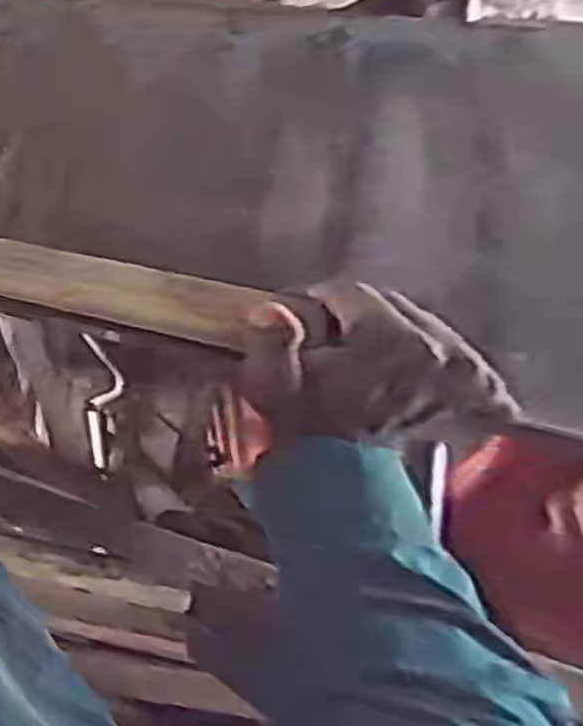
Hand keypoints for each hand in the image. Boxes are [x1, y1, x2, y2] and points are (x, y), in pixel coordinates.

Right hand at [239, 282, 519, 443]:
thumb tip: (270, 309)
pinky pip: (448, 349)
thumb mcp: (269, 378)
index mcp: (398, 344)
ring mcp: (478, 377)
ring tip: (351, 351)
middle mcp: (451, 355)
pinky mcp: (490, 394)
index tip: (294, 316)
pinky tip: (390, 365)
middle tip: (320, 333)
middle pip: (390, 303)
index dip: (313, 299)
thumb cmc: (301, 417)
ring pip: (419, 323)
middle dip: (351, 312)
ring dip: (382, 328)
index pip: (350, 292)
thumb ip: (270, 339)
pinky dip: (417, 349)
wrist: (344, 466)